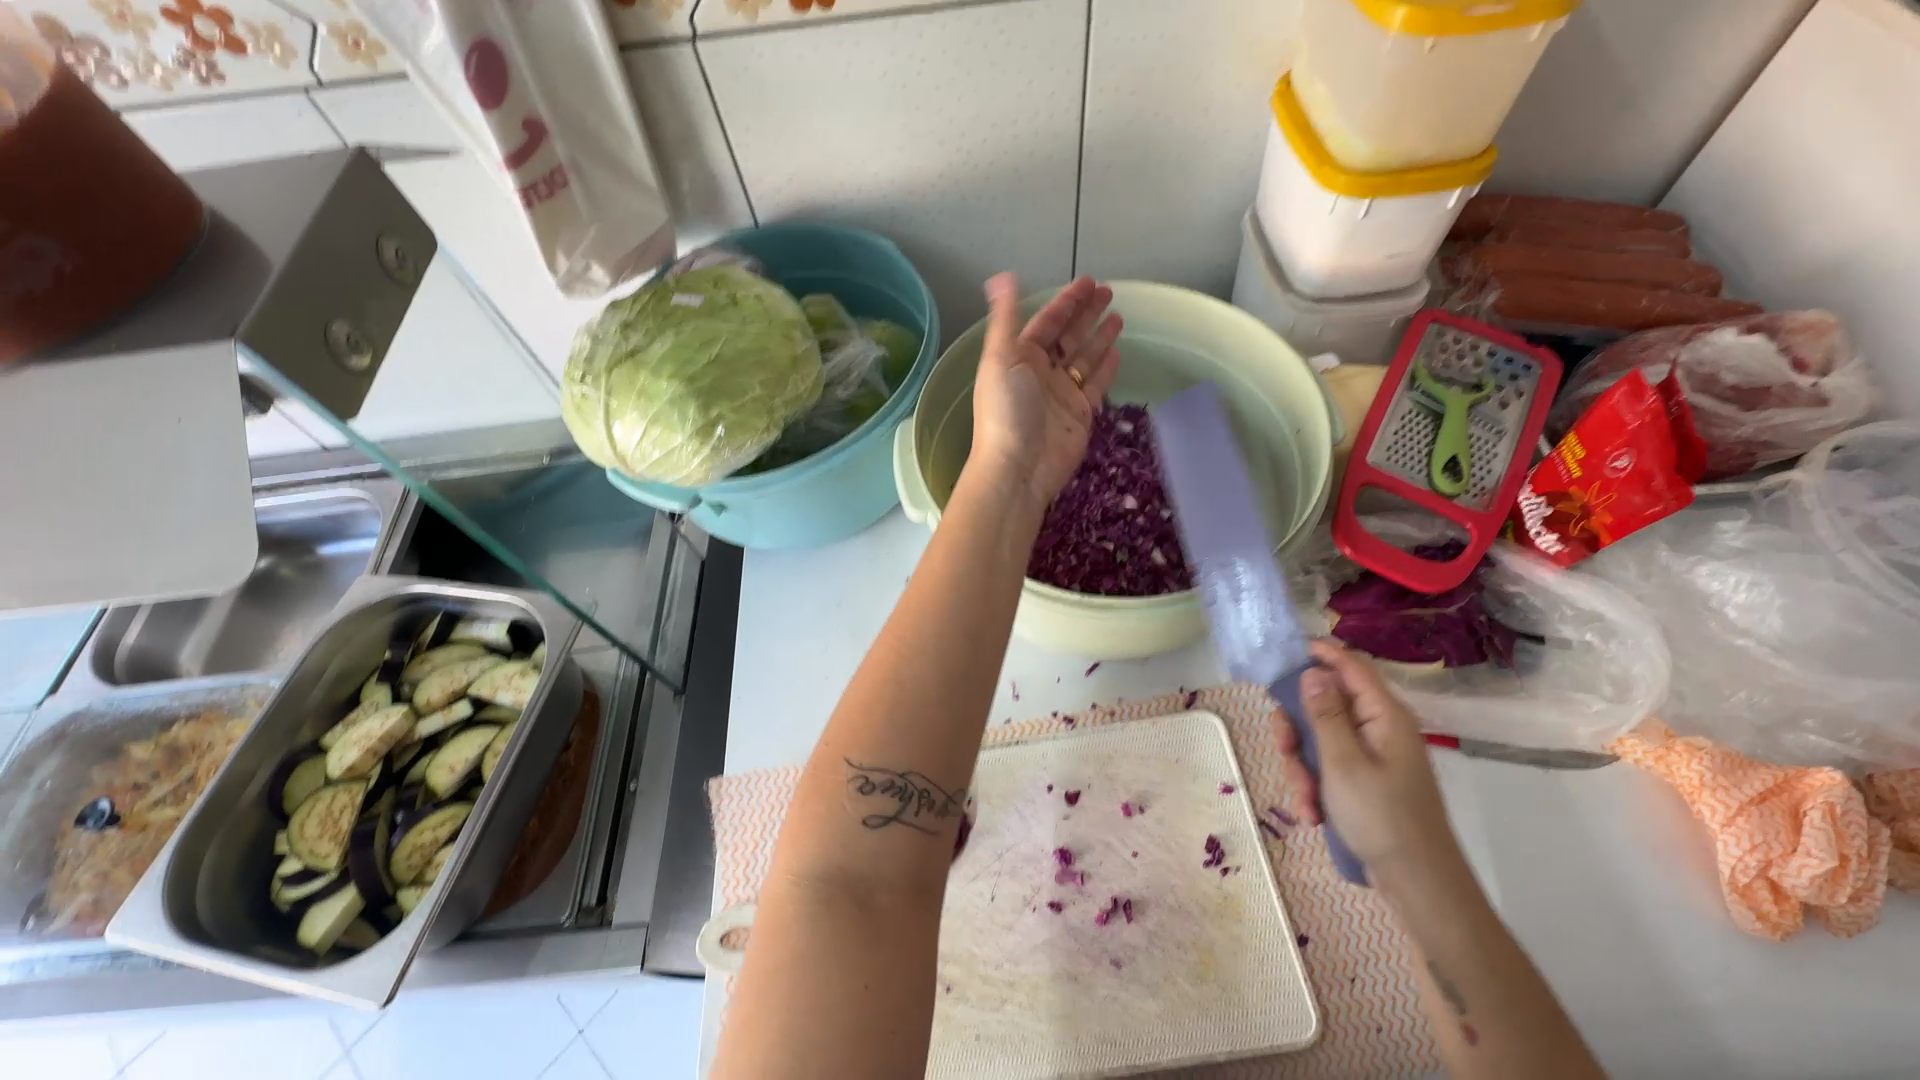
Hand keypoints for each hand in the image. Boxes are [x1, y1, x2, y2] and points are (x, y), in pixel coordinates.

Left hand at [967, 274, 1121, 513]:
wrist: (1018, 468)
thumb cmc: (1006, 411)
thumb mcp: (1001, 358)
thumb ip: (1006, 317)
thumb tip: (1002, 277)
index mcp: (1018, 357)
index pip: (1046, 322)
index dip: (1066, 302)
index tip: (1088, 282)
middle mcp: (1040, 373)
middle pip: (1067, 336)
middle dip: (1085, 314)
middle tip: (1108, 292)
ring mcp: (1062, 394)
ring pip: (1084, 358)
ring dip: (1099, 336)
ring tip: (1118, 316)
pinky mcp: (1080, 415)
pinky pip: (1096, 385)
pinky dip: (1106, 368)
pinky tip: (1117, 351)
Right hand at [1273, 641, 1463, 879]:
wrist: (1417, 881)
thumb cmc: (1381, 817)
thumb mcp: (1342, 762)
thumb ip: (1324, 714)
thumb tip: (1313, 671)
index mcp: (1384, 715)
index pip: (1351, 666)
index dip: (1320, 655)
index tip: (1283, 657)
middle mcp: (1380, 728)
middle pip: (1326, 705)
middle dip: (1298, 729)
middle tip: (1284, 750)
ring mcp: (1374, 756)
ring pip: (1321, 740)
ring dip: (1302, 767)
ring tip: (1304, 801)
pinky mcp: (1367, 781)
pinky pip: (1330, 768)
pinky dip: (1316, 786)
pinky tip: (1313, 814)